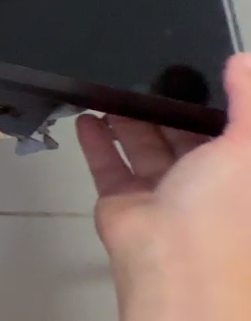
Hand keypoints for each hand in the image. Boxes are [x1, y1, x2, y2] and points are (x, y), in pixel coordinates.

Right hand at [79, 54, 250, 320]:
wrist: (177, 260)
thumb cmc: (229, 212)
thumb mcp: (250, 149)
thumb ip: (250, 103)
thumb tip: (244, 60)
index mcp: (248, 177)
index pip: (237, 136)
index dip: (222, 109)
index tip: (201, 78)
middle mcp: (218, 188)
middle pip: (193, 141)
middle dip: (170, 112)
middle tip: (146, 77)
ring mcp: (170, 196)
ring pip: (149, 150)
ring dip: (129, 121)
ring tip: (108, 90)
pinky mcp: (127, 201)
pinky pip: (110, 164)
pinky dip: (96, 141)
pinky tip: (86, 119)